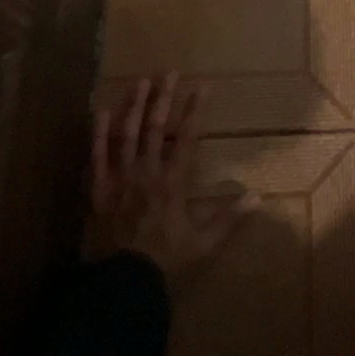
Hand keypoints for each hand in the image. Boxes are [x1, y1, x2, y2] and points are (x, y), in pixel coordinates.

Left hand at [82, 73, 257, 279]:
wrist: (121, 283)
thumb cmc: (164, 261)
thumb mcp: (203, 243)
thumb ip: (229, 218)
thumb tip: (257, 196)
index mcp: (172, 182)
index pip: (186, 138)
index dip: (194, 110)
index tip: (202, 86)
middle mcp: (146, 172)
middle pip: (155, 128)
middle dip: (164, 98)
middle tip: (170, 72)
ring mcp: (120, 178)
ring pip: (126, 135)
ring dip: (135, 106)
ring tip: (141, 81)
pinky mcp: (98, 189)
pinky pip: (97, 156)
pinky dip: (98, 133)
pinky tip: (101, 111)